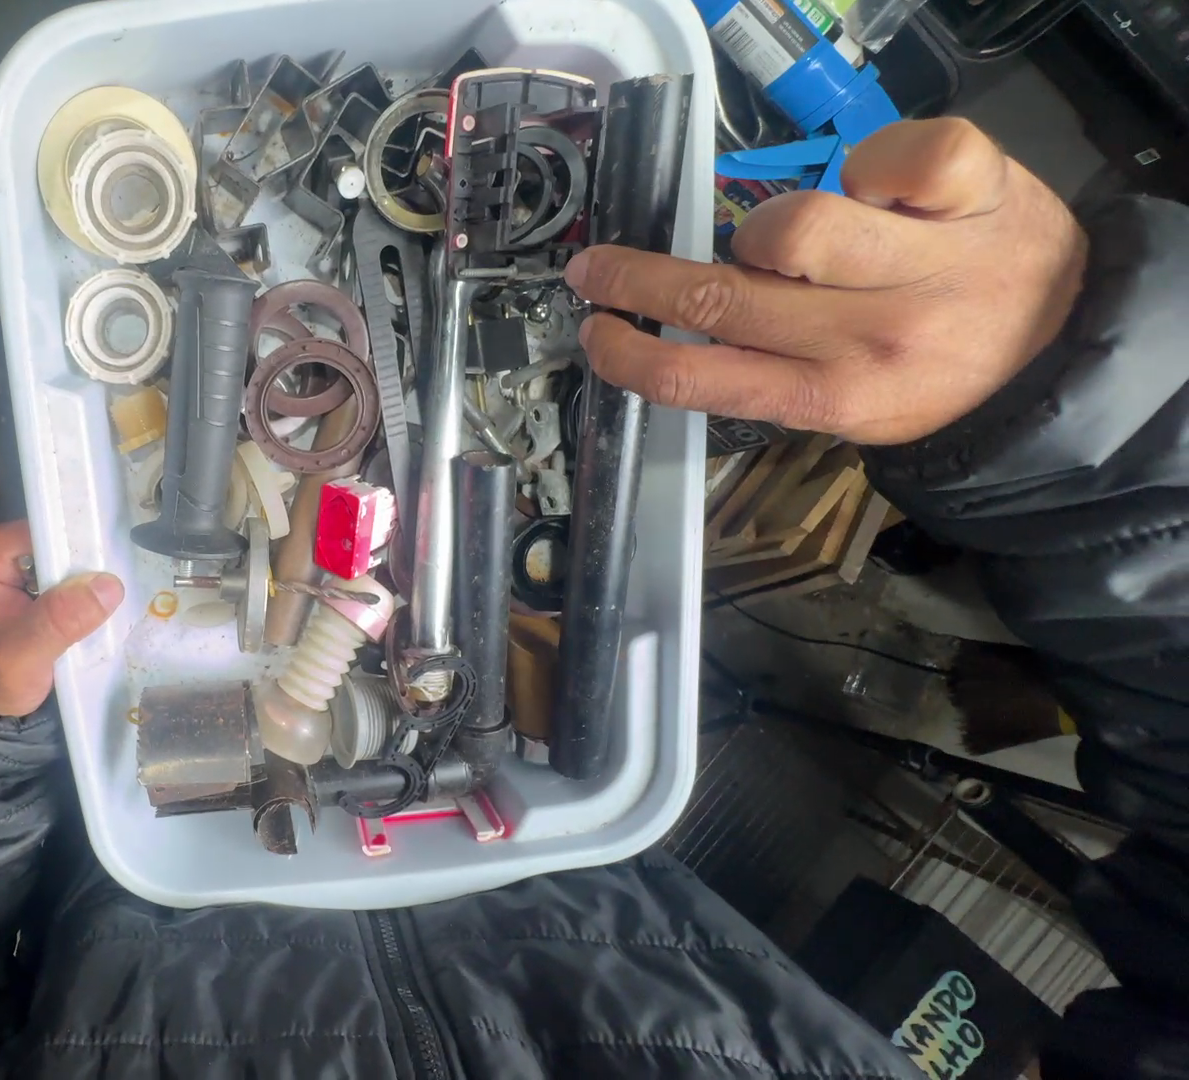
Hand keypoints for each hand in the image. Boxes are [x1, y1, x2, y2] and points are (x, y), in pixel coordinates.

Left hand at [0, 521, 124, 715]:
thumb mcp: (20, 657)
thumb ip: (58, 622)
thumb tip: (107, 586)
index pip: (45, 529)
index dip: (79, 544)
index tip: (111, 566)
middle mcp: (8, 550)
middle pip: (64, 539)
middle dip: (93, 564)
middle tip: (118, 591)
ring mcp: (28, 566)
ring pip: (75, 559)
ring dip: (97, 581)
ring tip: (117, 602)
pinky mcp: (45, 584)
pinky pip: (77, 578)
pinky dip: (92, 594)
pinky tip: (107, 609)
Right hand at [566, 118, 1087, 444]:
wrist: (1062, 352)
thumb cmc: (924, 381)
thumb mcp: (831, 407)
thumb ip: (756, 372)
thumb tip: (677, 318)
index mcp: (822, 396)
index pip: (693, 378)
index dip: (625, 353)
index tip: (593, 330)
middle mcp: (868, 336)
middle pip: (718, 299)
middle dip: (635, 279)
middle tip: (598, 269)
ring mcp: (927, 264)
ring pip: (793, 226)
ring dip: (764, 230)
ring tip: (786, 243)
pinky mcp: (980, 192)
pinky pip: (894, 154)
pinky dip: (868, 162)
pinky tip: (874, 191)